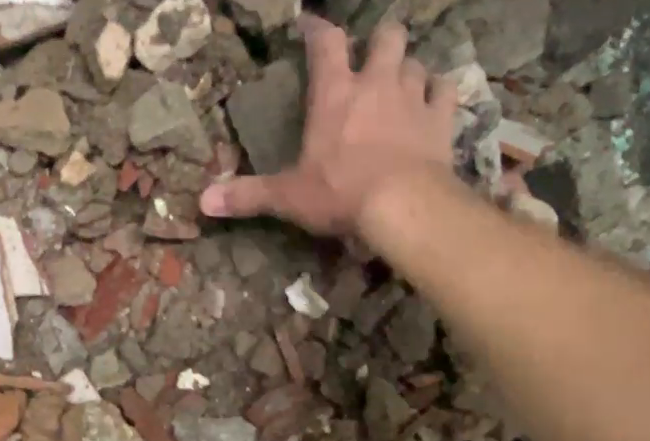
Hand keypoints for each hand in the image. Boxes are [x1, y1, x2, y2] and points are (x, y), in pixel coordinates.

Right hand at [202, 16, 457, 238]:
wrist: (402, 205)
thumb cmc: (339, 194)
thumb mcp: (287, 197)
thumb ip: (247, 195)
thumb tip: (203, 202)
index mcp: (335, 95)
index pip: (326, 44)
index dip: (317, 30)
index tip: (310, 26)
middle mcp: (376, 83)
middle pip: (386, 36)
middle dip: (379, 41)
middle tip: (371, 56)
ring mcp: (413, 96)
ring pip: (416, 61)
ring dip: (407, 68)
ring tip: (400, 82)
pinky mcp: (441, 117)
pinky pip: (446, 90)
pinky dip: (440, 92)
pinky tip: (434, 100)